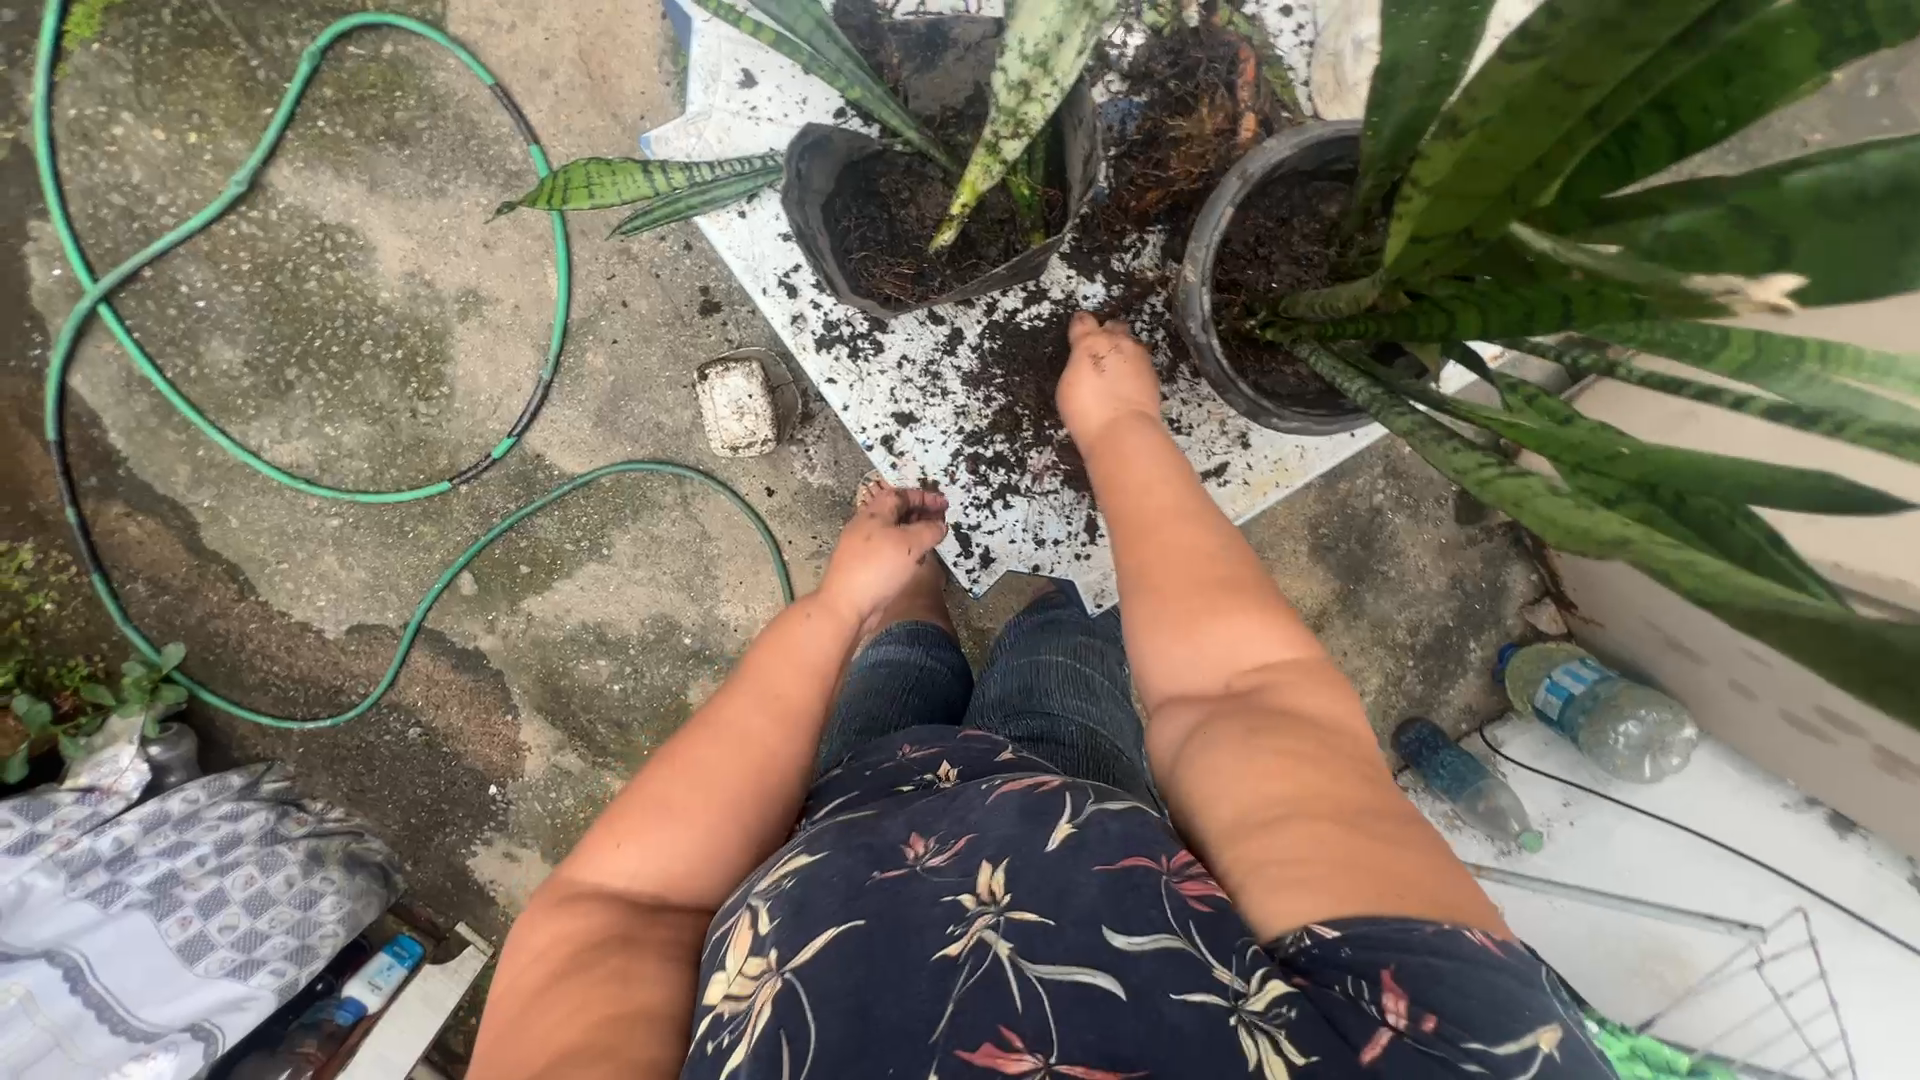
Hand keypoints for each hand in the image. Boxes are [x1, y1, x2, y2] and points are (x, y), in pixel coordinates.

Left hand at [816, 482, 949, 631]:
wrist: (846, 606)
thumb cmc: (878, 568)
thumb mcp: (910, 544)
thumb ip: (929, 530)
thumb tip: (939, 525)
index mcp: (874, 513)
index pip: (901, 494)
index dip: (924, 496)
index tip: (944, 505)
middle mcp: (866, 527)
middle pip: (896, 512)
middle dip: (921, 514)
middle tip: (941, 521)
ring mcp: (863, 547)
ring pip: (893, 532)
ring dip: (914, 533)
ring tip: (932, 540)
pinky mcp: (865, 567)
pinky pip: (889, 551)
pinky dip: (906, 551)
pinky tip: (916, 561)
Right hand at [1057, 312, 1162, 451]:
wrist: (1122, 430)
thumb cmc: (1086, 411)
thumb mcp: (1067, 385)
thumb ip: (1076, 365)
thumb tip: (1083, 362)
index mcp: (1089, 342)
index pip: (1082, 321)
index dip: (1079, 326)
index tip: (1077, 332)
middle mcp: (1117, 342)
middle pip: (1112, 326)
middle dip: (1106, 334)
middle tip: (1099, 353)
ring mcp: (1139, 356)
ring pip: (1131, 343)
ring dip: (1123, 351)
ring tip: (1116, 371)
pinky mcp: (1153, 372)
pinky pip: (1142, 362)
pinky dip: (1134, 369)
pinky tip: (1129, 385)